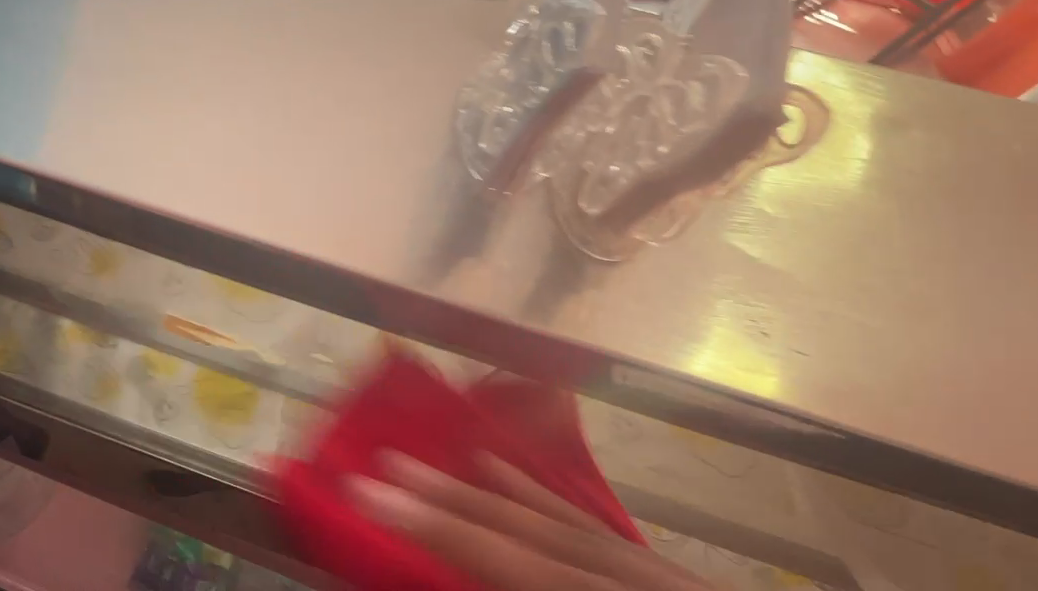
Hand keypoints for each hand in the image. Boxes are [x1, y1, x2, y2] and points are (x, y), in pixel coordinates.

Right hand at [348, 451, 711, 590]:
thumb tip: (463, 581)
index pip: (512, 566)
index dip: (436, 531)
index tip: (367, 493)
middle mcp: (639, 588)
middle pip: (528, 539)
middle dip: (446, 503)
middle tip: (378, 466)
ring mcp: (662, 578)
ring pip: (559, 523)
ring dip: (482, 494)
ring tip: (420, 460)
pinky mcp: (670, 576)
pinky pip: (591, 526)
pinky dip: (537, 497)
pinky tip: (500, 474)